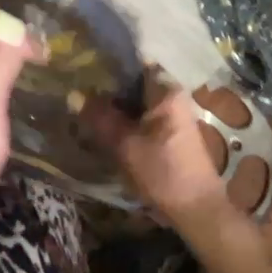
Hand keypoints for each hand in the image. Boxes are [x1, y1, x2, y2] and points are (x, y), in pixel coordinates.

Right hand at [91, 67, 226, 218]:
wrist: (198, 212)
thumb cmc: (164, 172)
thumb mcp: (125, 145)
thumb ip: (99, 117)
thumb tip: (72, 94)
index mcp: (166, 90)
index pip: (134, 61)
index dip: (108, 60)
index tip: (84, 62)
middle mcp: (173, 96)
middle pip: (134, 80)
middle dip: (108, 84)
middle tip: (79, 85)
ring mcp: (174, 115)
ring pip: (137, 99)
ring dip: (115, 103)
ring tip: (86, 104)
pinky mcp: (171, 133)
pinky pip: (143, 115)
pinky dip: (126, 117)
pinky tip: (105, 124)